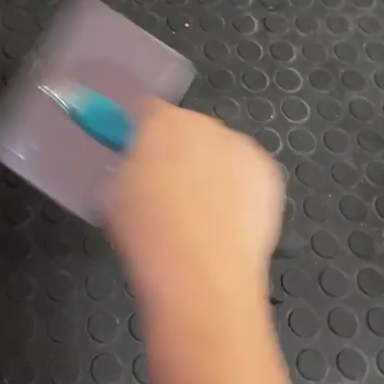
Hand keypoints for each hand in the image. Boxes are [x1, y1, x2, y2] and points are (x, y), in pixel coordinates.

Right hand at [107, 100, 284, 319]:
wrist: (201, 274)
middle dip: (177, 148)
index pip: (145, 109)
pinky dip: (237, 188)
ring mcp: (242, 148)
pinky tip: (224, 219)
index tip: (134, 150)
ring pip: (220, 150)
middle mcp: (204, 125)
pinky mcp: (268, 175)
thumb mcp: (114, 194)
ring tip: (198, 211)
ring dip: (210, 167)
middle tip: (165, 186)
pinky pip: (246, 172)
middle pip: (187, 127)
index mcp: (160, 122)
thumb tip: (136, 163)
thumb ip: (127, 165)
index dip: (138, 130)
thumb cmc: (148, 235)